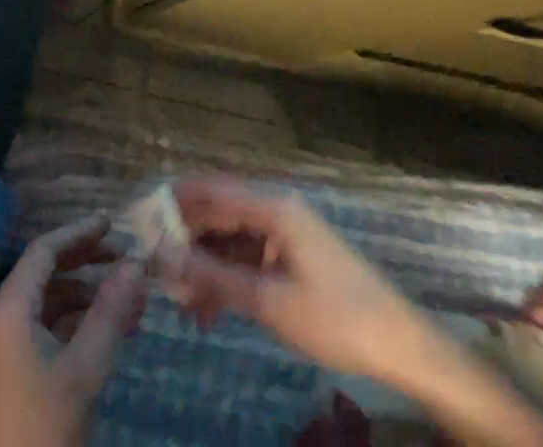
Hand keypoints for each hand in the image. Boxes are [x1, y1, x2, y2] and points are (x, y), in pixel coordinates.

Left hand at [0, 215, 148, 446]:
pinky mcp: (12, 364)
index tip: (112, 222)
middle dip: (86, 263)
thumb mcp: (85, 367)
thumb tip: (136, 264)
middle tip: (127, 259)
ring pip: (48, 301)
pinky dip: (76, 321)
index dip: (78, 233)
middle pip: (44, 272)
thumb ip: (110, 312)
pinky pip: (45, 326)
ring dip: (86, 295)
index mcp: (7, 306)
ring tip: (131, 298)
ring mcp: (3, 341)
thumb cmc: (46, 421)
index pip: (43, 251)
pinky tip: (111, 328)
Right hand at [161, 178, 442, 385]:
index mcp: (274, 208)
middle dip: (183, 242)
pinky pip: (245, 259)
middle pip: (215, 214)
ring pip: (227, 240)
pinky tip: (208, 310)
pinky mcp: (291, 260)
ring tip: (182, 303)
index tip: (136, 222)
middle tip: (156, 273)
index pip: (208, 190)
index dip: (169, 202)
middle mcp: (276, 212)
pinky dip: (224, 279)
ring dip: (202, 267)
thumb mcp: (267, 300)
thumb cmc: (339, 318)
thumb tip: (159, 253)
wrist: (407, 351)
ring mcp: (285, 236)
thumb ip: (211, 274)